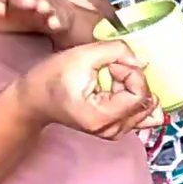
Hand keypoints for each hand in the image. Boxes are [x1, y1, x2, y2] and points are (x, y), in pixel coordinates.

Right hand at [16, 40, 158, 137]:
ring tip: (113, 80)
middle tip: (112, 70)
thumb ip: (117, 51)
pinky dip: (135, 97)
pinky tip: (118, 88)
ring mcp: (117, 132)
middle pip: (146, 102)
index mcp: (101, 117)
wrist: (34, 99)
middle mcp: (113, 131)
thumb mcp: (82, 55)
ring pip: (148, 108)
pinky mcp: (118, 129)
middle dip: (135, 80)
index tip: (111, 65)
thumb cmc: (52, 77)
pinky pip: (141, 113)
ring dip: (136, 88)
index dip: (131, 73)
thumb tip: (142, 60)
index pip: (139, 95)